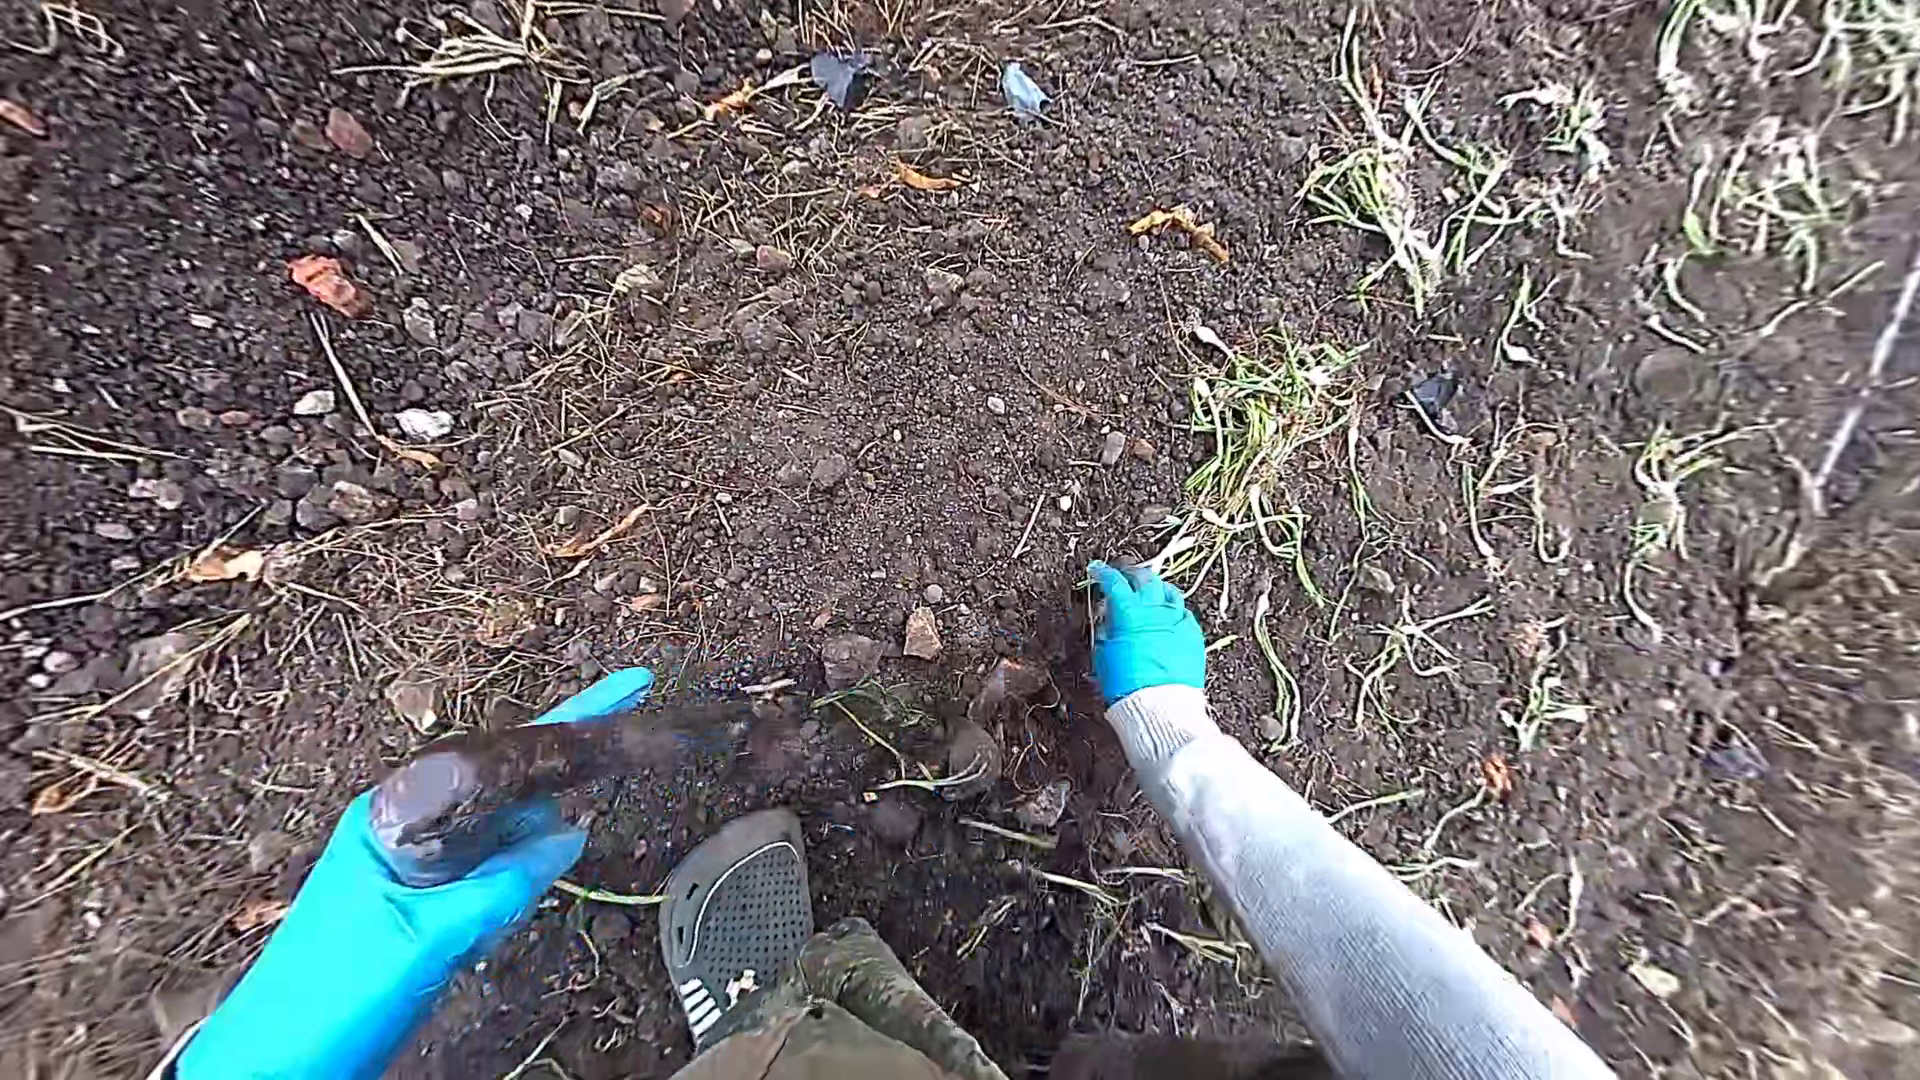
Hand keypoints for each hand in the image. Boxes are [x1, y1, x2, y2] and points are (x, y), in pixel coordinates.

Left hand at [178, 668, 655, 1079]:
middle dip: (572, 758)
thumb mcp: (424, 937)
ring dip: (544, 829)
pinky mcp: (446, 886)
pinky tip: (527, 883)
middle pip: (519, 771)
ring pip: (519, 818)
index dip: (575, 716)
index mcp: (402, 809)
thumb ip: (503, 884)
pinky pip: (508, 857)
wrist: (269, 1075)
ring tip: (531, 863)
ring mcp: (435, 852)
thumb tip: (572, 836)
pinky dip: (529, 864)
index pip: (506, 749)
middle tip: (637, 724)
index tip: (633, 685)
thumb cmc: (327, 997)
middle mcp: (422, 817)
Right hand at [1088, 561, 1204, 704]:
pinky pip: (1182, 612)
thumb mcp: (1104, 654)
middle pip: (1145, 578)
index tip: (1098, 570)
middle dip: (1131, 573)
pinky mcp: (1192, 635)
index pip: (1115, 582)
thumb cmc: (1128, 685)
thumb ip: (1107, 629)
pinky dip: (1172, 608)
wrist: (1160, 707)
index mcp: (1129, 613)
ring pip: (1167, 591)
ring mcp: (1177, 621)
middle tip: (1123, 574)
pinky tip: (1167, 613)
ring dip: (1155, 586)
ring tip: (1147, 588)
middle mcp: (1155, 611)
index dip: (1104, 573)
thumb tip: (1109, 618)